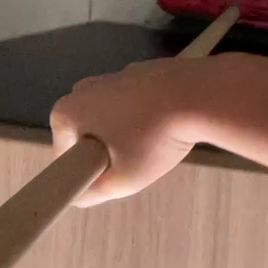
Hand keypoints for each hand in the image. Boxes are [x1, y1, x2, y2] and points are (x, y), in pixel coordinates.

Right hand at [50, 57, 214, 206]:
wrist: (201, 96)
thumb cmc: (156, 137)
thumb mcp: (122, 180)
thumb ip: (94, 193)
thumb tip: (80, 196)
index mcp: (67, 110)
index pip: (66, 154)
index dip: (90, 171)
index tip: (116, 174)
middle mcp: (86, 87)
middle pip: (91, 134)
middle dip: (112, 150)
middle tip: (138, 160)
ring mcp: (117, 74)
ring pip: (118, 118)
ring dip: (134, 132)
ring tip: (159, 142)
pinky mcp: (146, 70)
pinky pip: (142, 102)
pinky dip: (153, 114)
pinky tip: (171, 123)